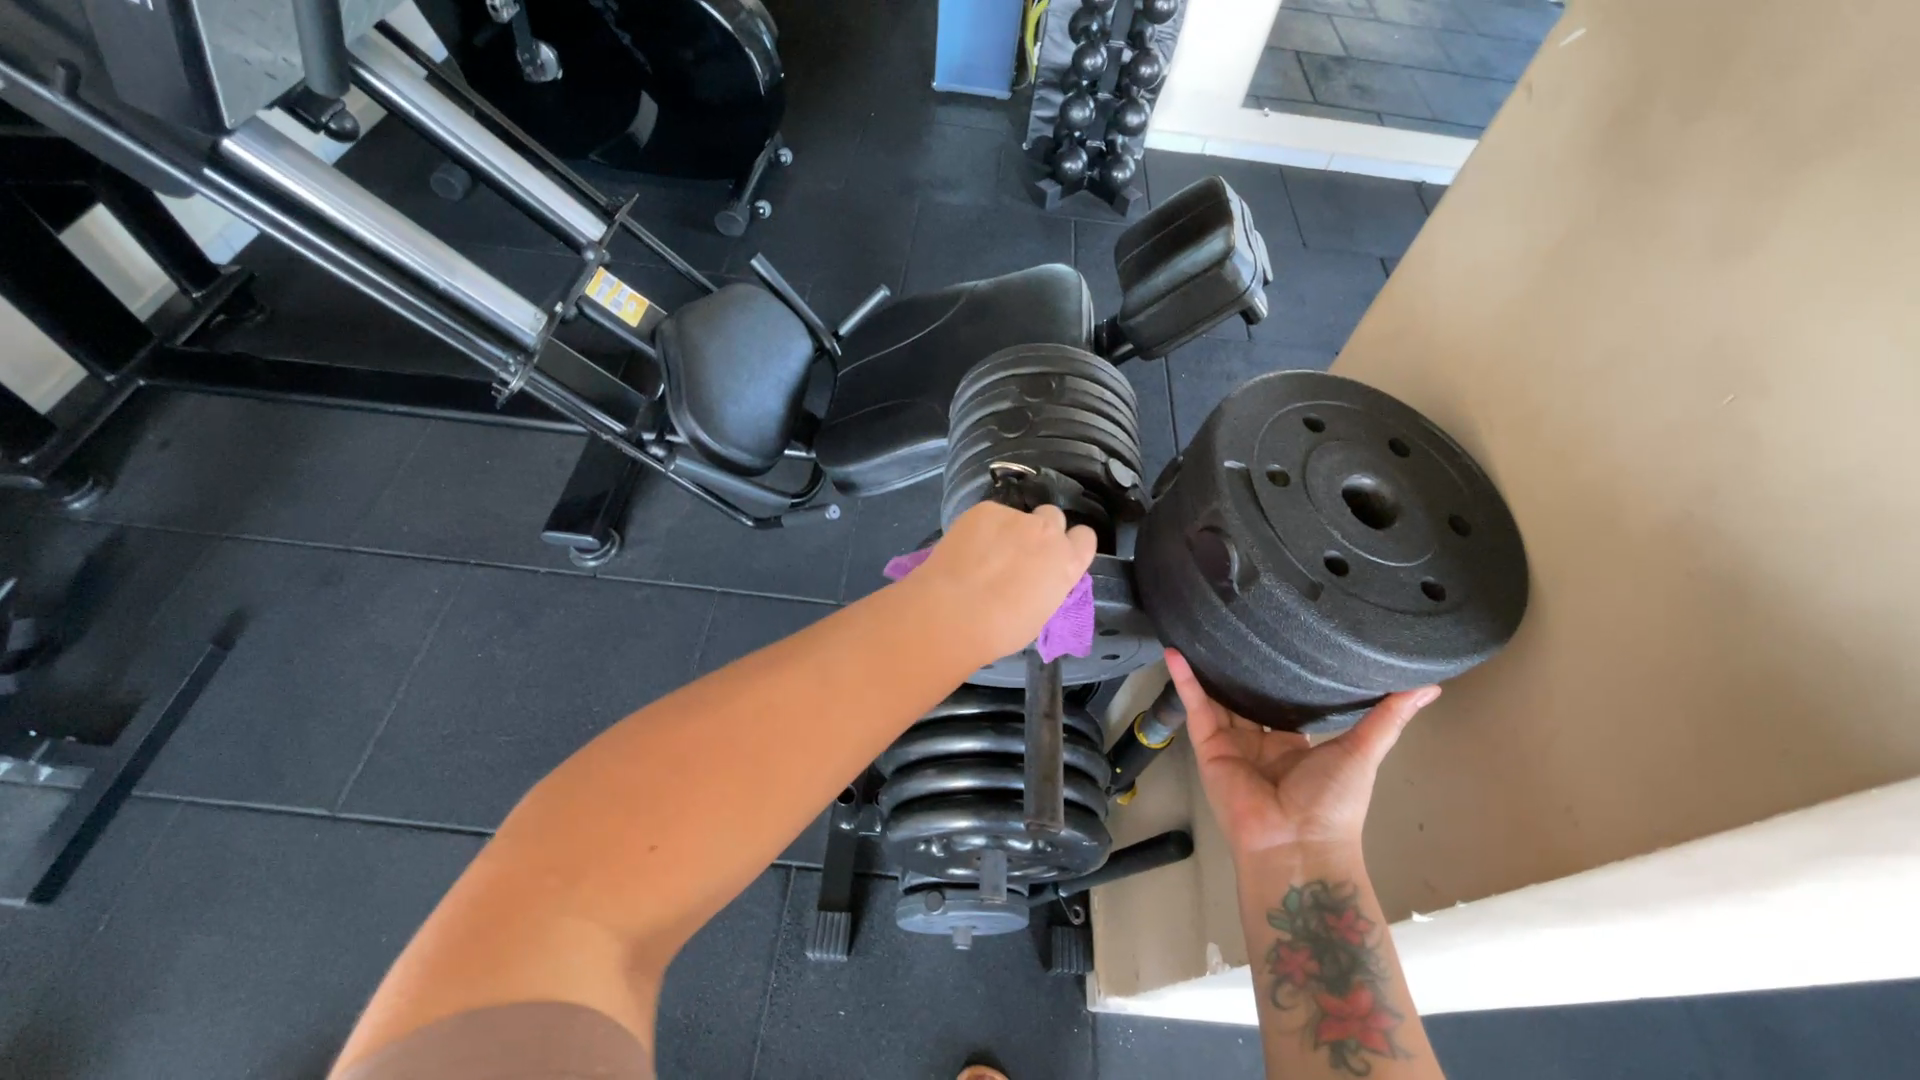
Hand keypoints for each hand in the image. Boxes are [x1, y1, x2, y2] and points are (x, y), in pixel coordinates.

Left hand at [908, 502, 1096, 661]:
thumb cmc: (1000, 629)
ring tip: (984, 554)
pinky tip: (966, 549)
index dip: (1070, 544)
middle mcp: (1047, 532)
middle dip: (1041, 530)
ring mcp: (1015, 517)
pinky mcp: (984, 510)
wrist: (953, 613)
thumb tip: (1037, 578)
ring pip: (1018, 516)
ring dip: (1008, 530)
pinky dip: (981, 529)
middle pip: (1053, 517)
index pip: (1086, 537)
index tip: (1055, 555)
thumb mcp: (1040, 612)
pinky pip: (989, 515)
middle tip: (1019, 552)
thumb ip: (1047, 585)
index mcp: (1067, 561)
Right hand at [1166, 649, 1438, 859]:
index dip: (1280, 676)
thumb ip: (1387, 717)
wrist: (1297, 842)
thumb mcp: (1363, 751)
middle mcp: (1260, 743)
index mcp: (1294, 747)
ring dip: (1208, 667)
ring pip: (1217, 697)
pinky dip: (1185, 681)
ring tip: (1202, 627)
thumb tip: (1429, 686)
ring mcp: (1231, 744)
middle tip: (1239, 624)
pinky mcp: (1208, 746)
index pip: (1283, 704)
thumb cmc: (1333, 803)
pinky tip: (1176, 651)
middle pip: (1246, 697)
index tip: (1280, 640)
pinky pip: (1195, 708)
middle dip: (1241, 668)